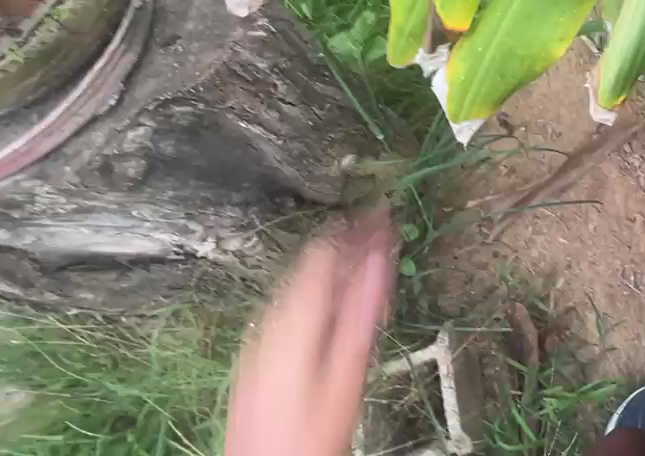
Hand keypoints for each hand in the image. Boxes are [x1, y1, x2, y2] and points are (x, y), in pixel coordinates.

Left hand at [225, 211, 397, 455]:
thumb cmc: (312, 430)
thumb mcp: (346, 371)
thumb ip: (362, 310)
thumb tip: (381, 255)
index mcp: (294, 314)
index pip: (327, 248)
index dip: (358, 227)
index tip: (387, 215)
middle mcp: (271, 316)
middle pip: (312, 262)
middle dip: (350, 243)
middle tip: (385, 234)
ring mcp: (259, 335)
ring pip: (301, 280)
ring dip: (336, 265)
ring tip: (369, 260)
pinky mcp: (257, 353)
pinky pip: (292, 302)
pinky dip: (319, 289)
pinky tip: (337, 299)